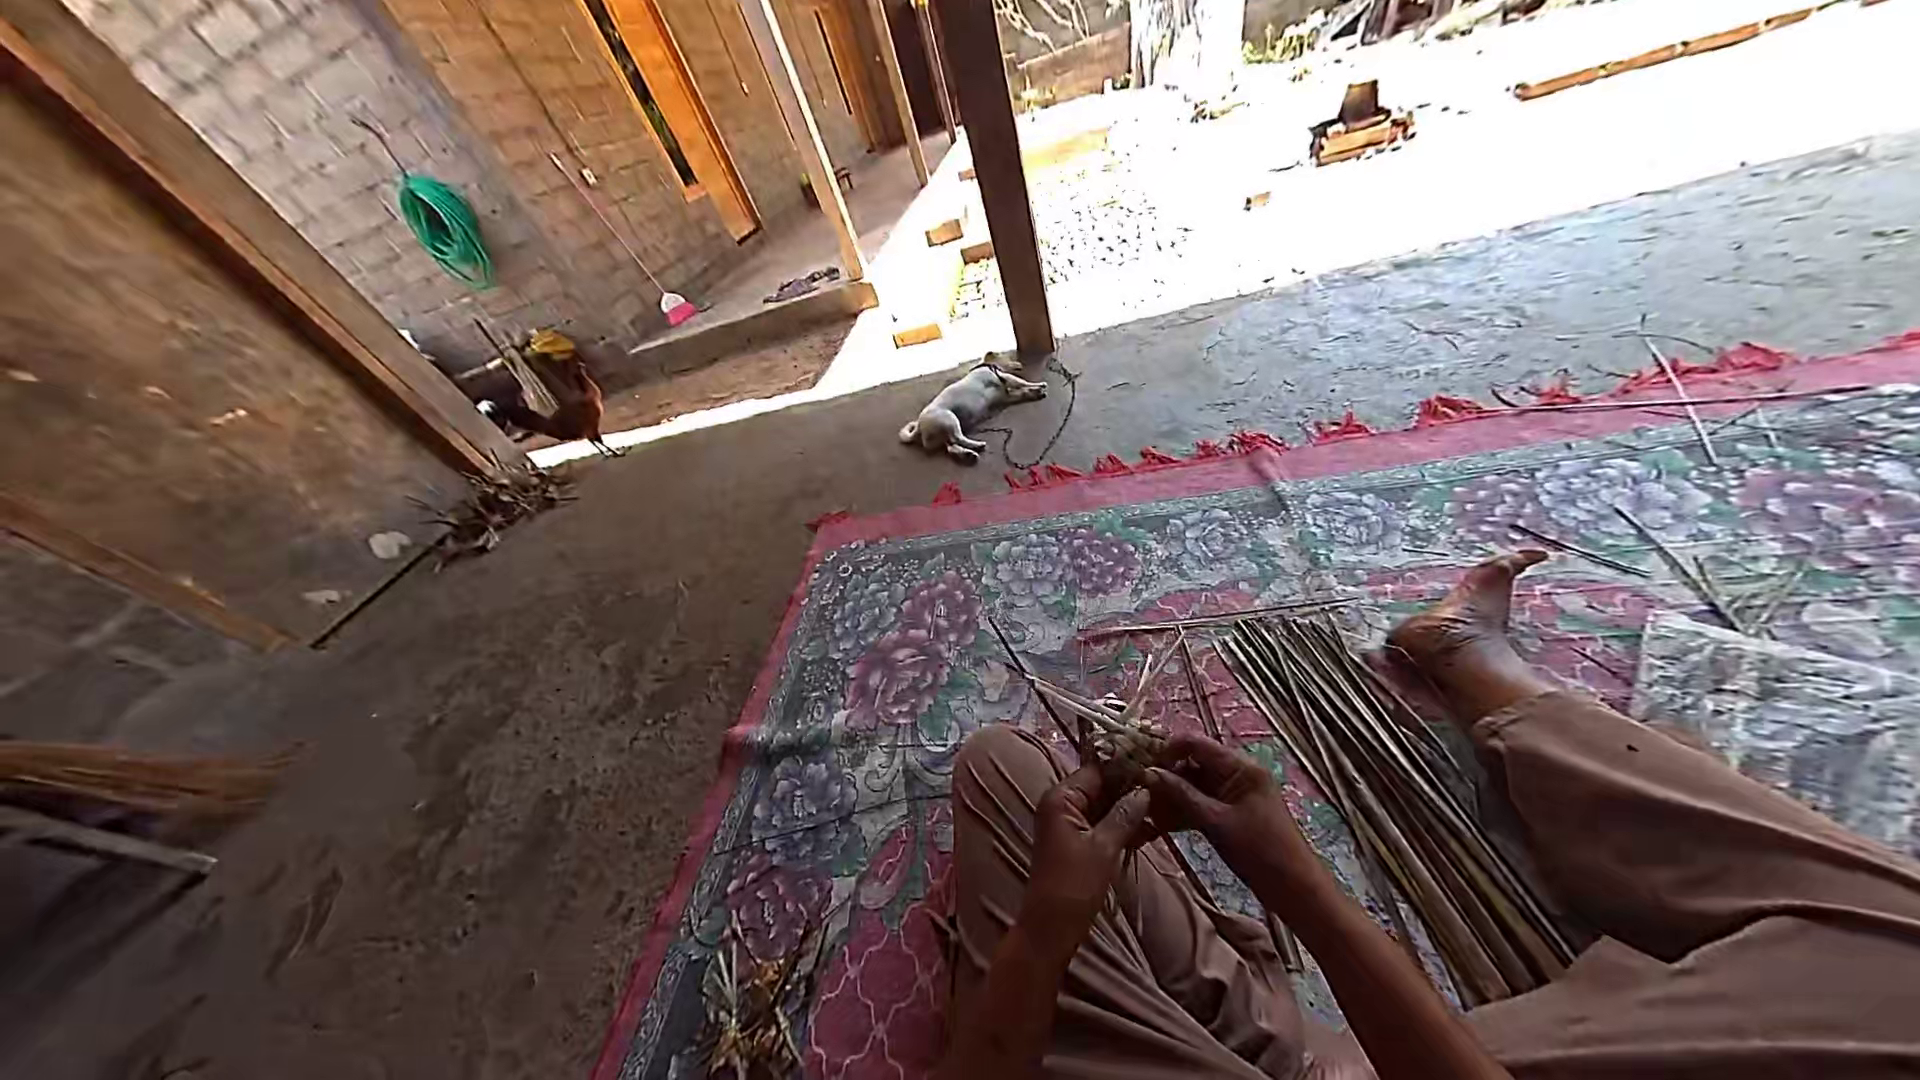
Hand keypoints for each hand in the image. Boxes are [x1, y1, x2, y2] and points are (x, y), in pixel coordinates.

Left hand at [1021, 764, 1152, 945]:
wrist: (1051, 928)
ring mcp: (1069, 822)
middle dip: (1131, 786)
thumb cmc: (1074, 884)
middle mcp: (1062, 803)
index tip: (1156, 762)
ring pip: (1105, 805)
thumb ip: (1124, 815)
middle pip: (1101, 786)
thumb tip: (1145, 789)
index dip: (1125, 766)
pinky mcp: (1078, 841)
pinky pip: (1103, 824)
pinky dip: (1123, 825)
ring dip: (1131, 807)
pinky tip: (1153, 826)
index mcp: (1061, 797)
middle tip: (1166, 783)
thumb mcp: (1103, 847)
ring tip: (1166, 803)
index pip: (1096, 770)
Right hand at [1144, 734, 1316, 891]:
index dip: (1167, 751)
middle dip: (1165, 777)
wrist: (1298, 893)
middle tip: (1139, 794)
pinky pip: (1200, 803)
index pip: (1194, 743)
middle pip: (1191, 763)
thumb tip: (1147, 773)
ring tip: (1146, 812)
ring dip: (1170, 797)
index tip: (1144, 769)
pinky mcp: (1230, 813)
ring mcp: (1233, 794)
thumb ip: (1181, 795)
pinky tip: (1160, 824)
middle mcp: (1236, 773)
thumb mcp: (1216, 822)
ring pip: (1192, 785)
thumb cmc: (1261, 853)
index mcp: (1239, 767)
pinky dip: (1182, 811)